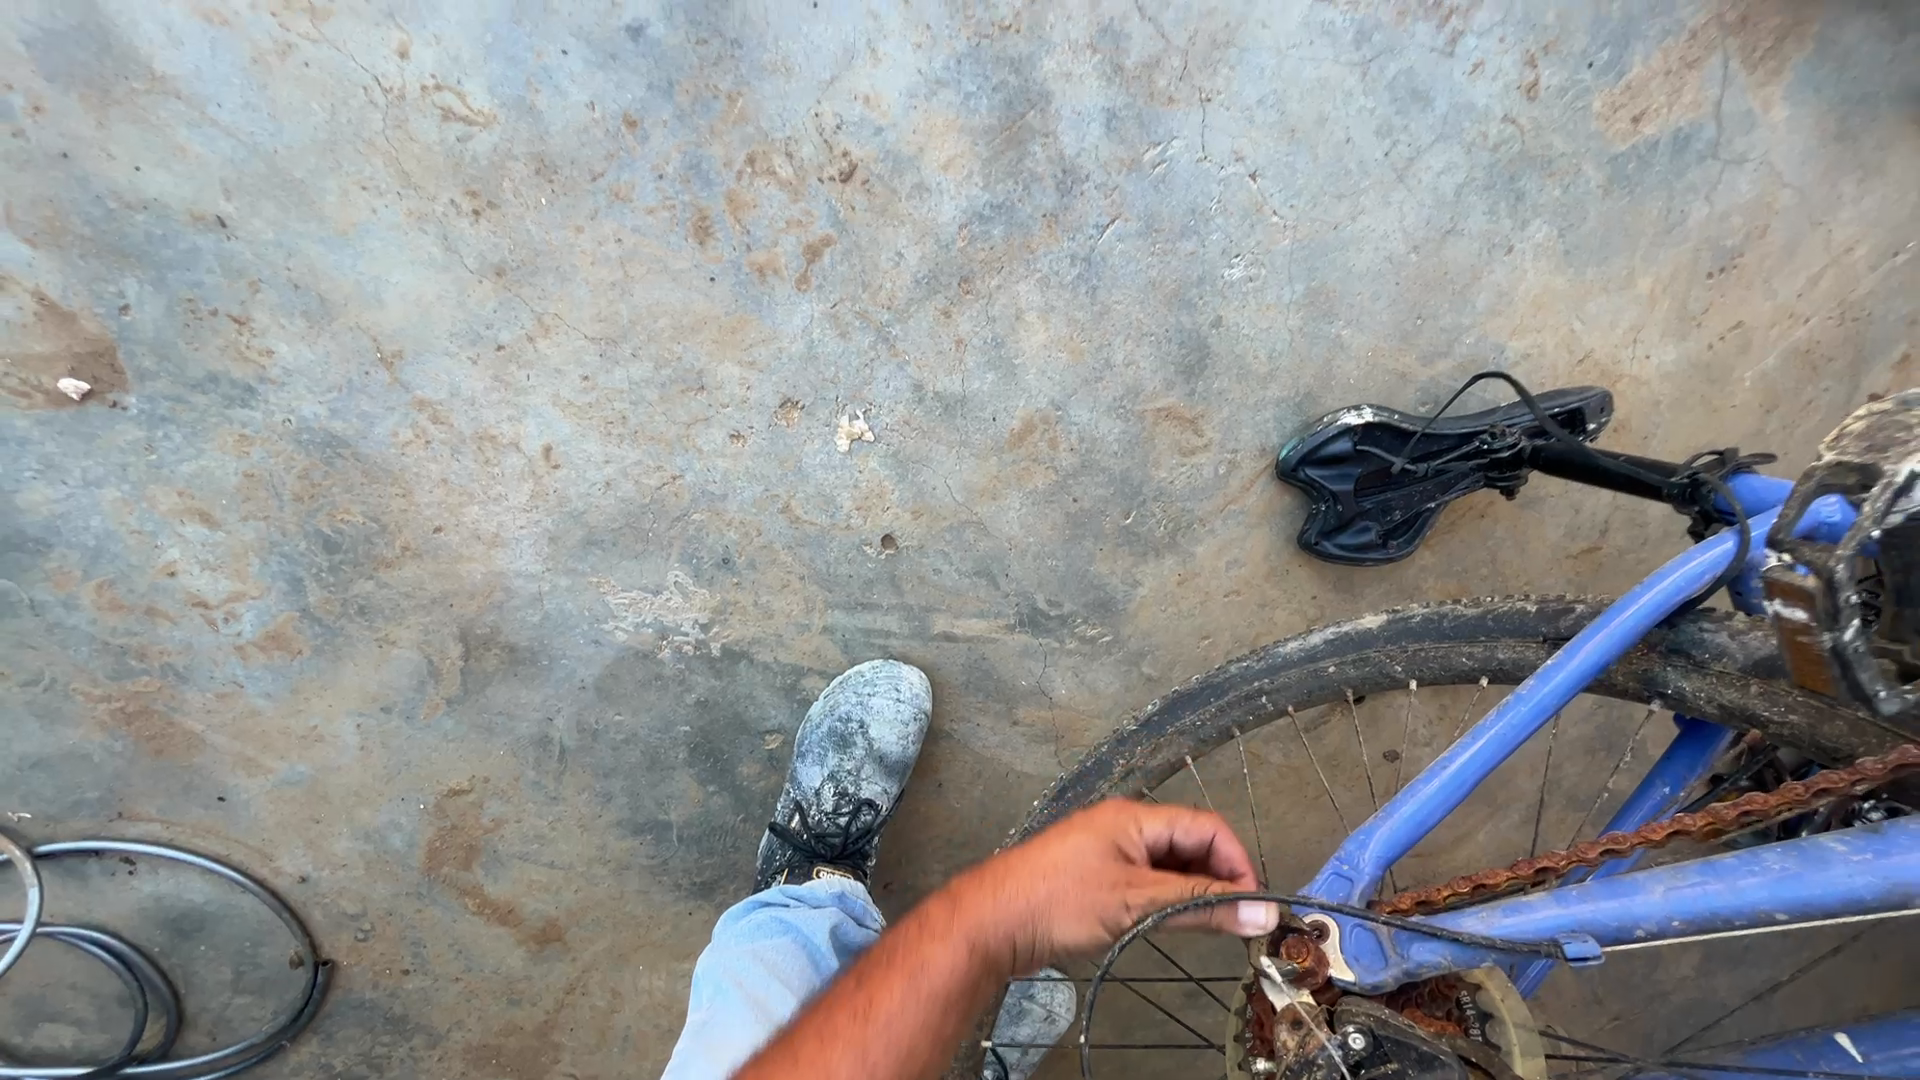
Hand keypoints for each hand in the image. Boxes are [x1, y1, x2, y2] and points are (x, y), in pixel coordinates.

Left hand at [951, 798, 1279, 973]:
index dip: (1236, 862)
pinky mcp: (1098, 875)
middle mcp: (1125, 825)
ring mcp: (1110, 850)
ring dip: (1193, 892)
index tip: (1253, 908)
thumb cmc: (1063, 902)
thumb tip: (1262, 912)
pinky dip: (1167, 899)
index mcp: (1135, 817)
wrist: (996, 919)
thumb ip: (1200, 904)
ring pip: (1169, 864)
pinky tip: (1172, 925)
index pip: (1206, 826)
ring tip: (1210, 930)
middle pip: (1189, 843)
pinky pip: (1147, 879)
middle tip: (1236, 926)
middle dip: (1218, 879)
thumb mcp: (1137, 902)